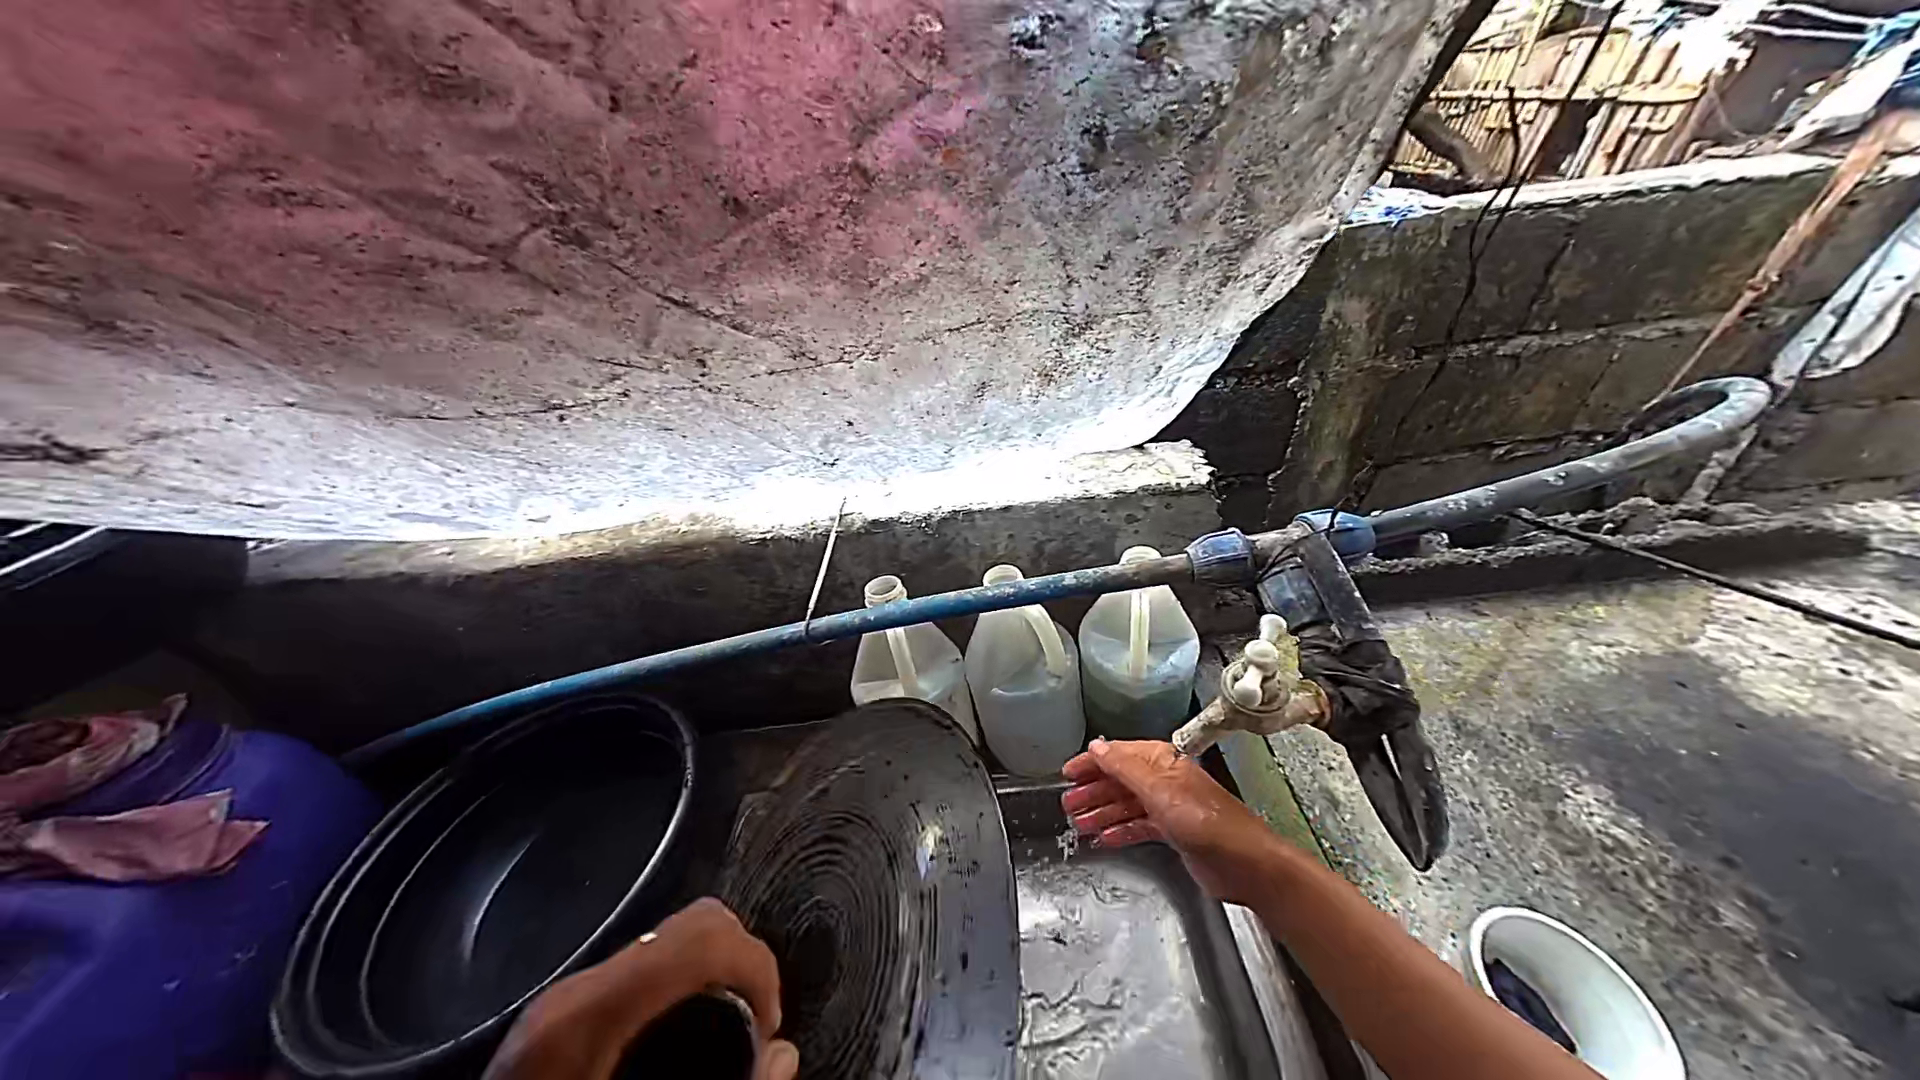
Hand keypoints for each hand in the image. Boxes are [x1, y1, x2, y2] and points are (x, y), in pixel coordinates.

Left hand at [483, 898, 799, 1079]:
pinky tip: (687, 1034)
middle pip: (695, 923)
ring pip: (672, 938)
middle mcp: (575, 992)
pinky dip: (685, 985)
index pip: (701, 938)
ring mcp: (564, 997)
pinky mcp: (560, 1013)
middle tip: (756, 1025)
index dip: (757, 965)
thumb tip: (783, 1055)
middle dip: (743, 963)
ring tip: (729, 1029)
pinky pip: (646, 968)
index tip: (771, 1021)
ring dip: (716, 970)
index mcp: (588, 1017)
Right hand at [1061, 738, 1283, 903]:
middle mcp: (1164, 780)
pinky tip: (1105, 838)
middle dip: (1092, 791)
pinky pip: (1139, 826)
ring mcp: (1169, 806)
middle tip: (1068, 803)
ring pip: (1126, 805)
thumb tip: (1097, 746)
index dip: (1090, 763)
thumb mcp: (1158, 790)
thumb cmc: (1207, 822)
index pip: (1117, 756)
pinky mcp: (1174, 832)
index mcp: (1161, 761)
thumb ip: (1124, 767)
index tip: (1067, 772)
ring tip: (1079, 824)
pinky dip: (1121, 830)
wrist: (1246, 863)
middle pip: (1119, 781)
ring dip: (1102, 812)